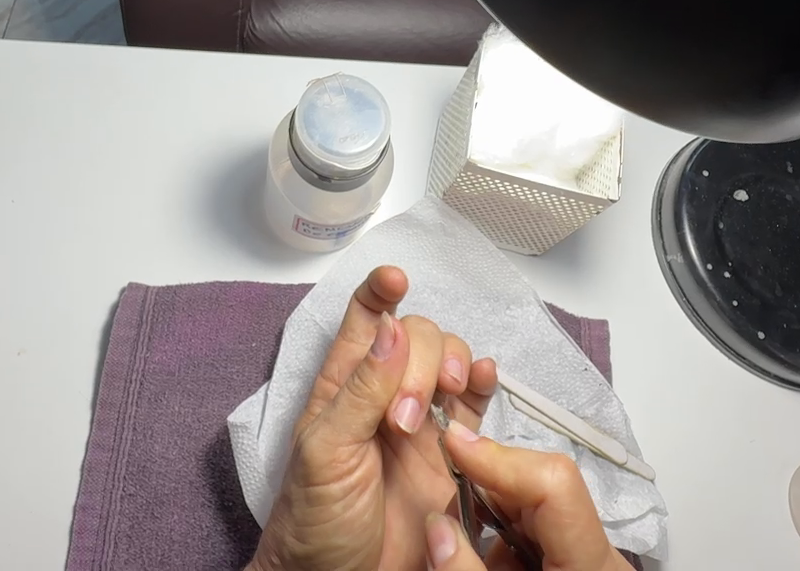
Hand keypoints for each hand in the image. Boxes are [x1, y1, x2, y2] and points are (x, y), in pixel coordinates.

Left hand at [250, 266, 497, 570]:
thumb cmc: (313, 520)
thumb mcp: (325, 450)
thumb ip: (360, 391)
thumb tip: (391, 329)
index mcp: (345, 382)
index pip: (364, 318)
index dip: (379, 292)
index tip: (394, 279)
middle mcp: (385, 391)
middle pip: (415, 336)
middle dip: (418, 359)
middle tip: (406, 416)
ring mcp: (422, 419)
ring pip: (448, 361)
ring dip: (453, 366)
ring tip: (449, 398)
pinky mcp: (452, 452)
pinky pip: (476, 406)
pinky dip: (486, 384)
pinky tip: (486, 379)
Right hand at [422, 424, 631, 570]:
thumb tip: (437, 523)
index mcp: (591, 566)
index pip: (554, 481)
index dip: (499, 456)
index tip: (453, 444)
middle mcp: (597, 554)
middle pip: (537, 485)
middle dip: (484, 484)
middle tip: (444, 496)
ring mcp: (588, 556)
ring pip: (531, 507)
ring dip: (487, 514)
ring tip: (459, 539)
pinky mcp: (574, 562)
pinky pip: (533, 531)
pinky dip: (498, 536)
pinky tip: (479, 556)